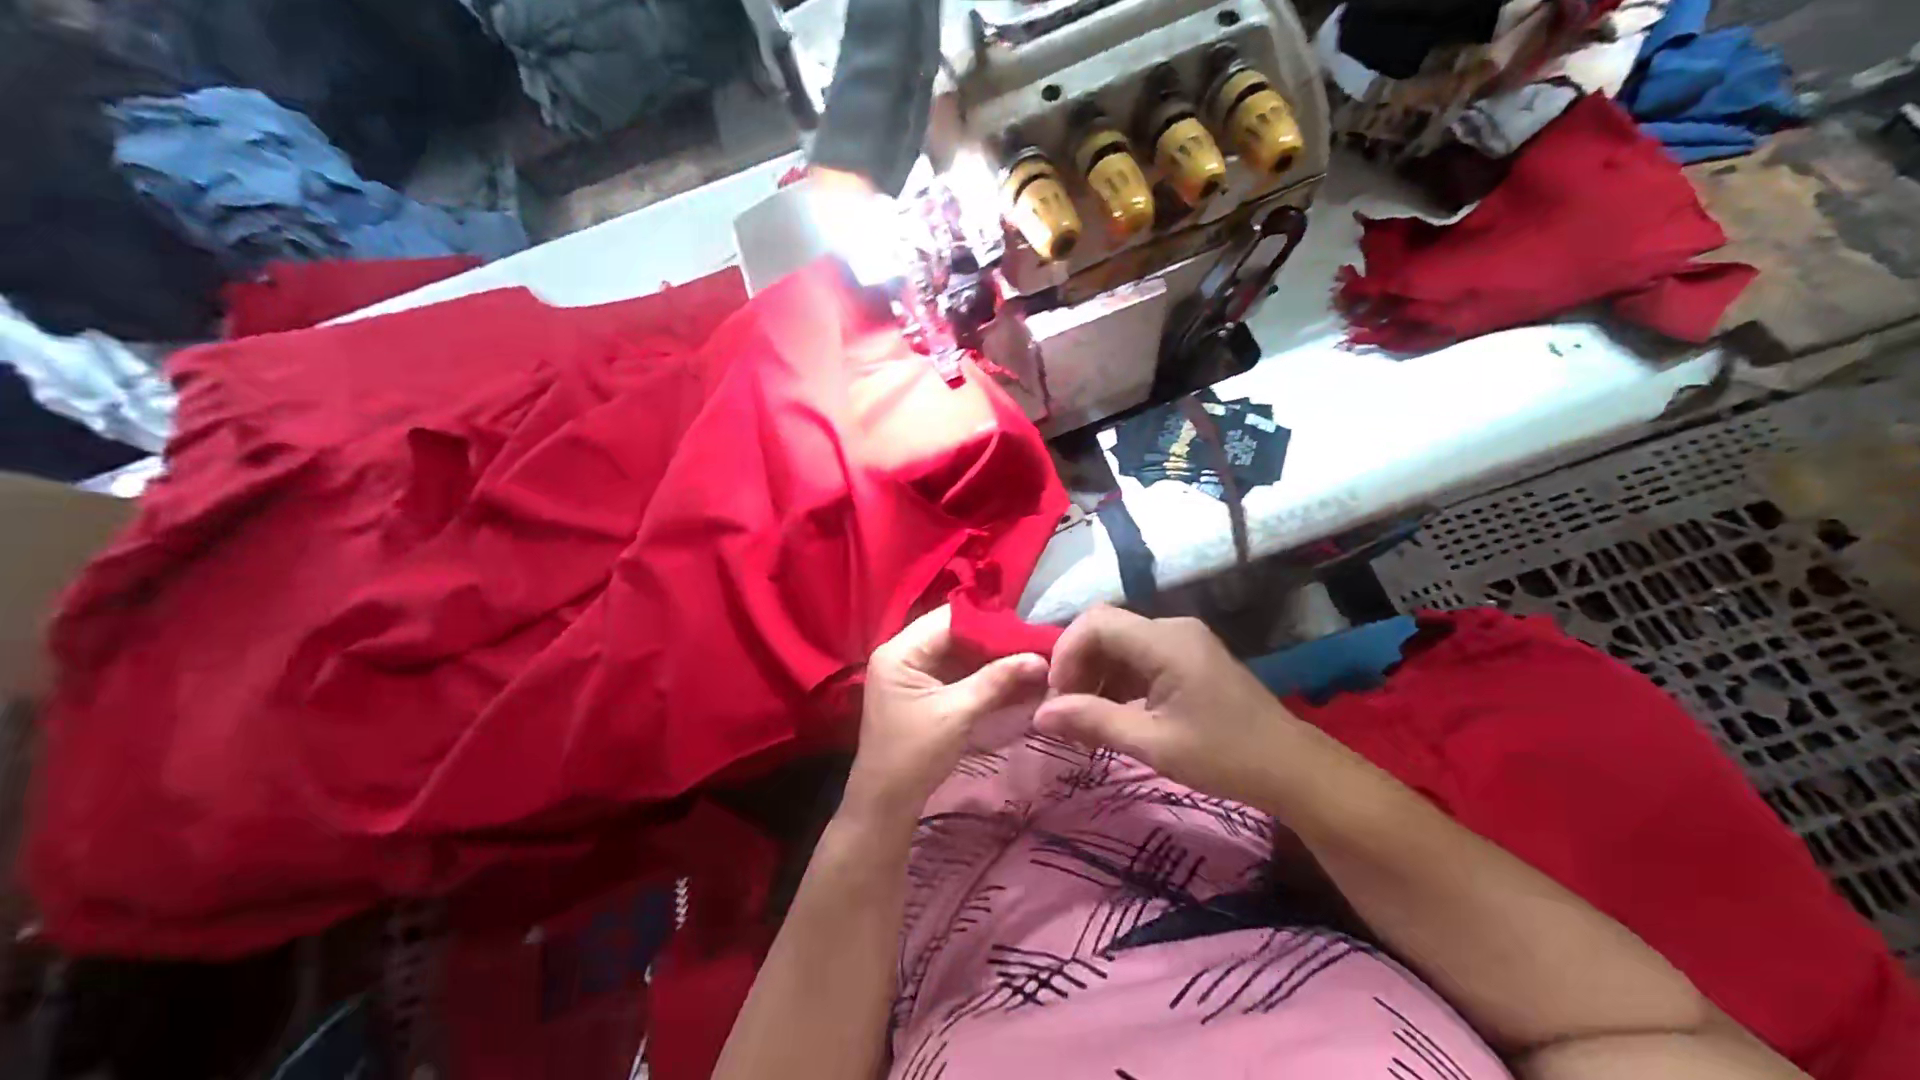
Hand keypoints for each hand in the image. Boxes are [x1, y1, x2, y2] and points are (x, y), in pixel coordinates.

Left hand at [842, 606, 1049, 823]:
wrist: (886, 803)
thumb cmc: (914, 754)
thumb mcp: (958, 713)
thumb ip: (997, 680)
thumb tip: (1039, 657)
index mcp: (899, 651)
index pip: (948, 618)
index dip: (988, 620)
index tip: (1026, 627)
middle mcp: (902, 653)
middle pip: (954, 632)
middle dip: (993, 639)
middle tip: (1033, 642)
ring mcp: (912, 672)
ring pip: (958, 652)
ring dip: (990, 657)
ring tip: (1029, 657)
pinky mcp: (922, 690)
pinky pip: (956, 671)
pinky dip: (982, 674)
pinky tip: (1012, 676)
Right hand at [1033, 606, 1301, 805]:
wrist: (1293, 770)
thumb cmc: (1225, 757)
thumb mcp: (1153, 744)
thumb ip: (1093, 721)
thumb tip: (1040, 714)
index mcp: (1166, 641)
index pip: (1094, 622)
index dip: (1065, 654)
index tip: (1055, 698)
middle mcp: (1172, 629)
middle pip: (1105, 630)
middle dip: (1077, 667)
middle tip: (1064, 713)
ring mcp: (1183, 642)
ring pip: (1119, 645)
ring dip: (1095, 677)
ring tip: (1083, 720)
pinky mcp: (1189, 659)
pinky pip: (1139, 658)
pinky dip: (1117, 682)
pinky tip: (1111, 715)